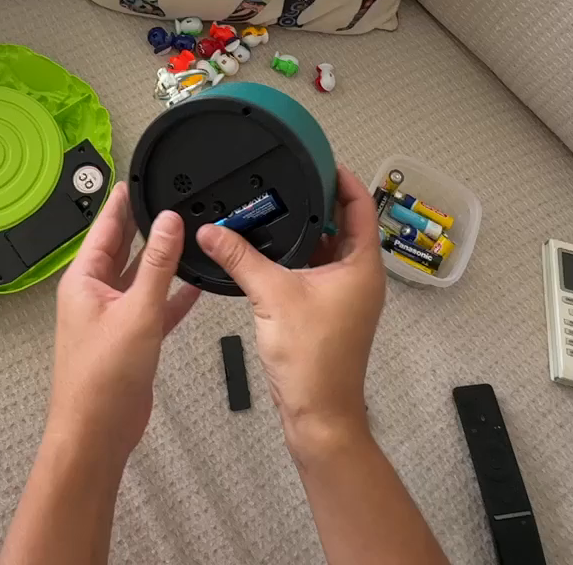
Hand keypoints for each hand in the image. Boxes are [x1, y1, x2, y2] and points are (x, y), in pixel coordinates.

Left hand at [47, 184, 202, 457]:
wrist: (97, 434)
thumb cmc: (102, 379)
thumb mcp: (137, 311)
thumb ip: (156, 265)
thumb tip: (168, 221)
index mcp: (84, 280)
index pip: (104, 228)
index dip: (121, 202)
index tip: (135, 179)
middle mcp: (95, 293)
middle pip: (121, 247)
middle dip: (142, 224)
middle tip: (163, 197)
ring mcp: (112, 315)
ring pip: (139, 275)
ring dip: (160, 258)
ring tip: (183, 232)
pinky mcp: (130, 337)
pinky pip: (152, 305)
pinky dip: (171, 294)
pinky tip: (192, 284)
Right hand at [195, 165, 384, 449]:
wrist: (318, 414)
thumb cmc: (311, 357)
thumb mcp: (272, 295)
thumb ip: (240, 257)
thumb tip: (211, 231)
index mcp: (361, 265)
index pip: (361, 206)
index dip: (343, 178)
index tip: (322, 158)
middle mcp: (360, 276)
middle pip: (345, 224)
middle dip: (318, 201)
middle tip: (290, 176)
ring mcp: (346, 294)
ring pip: (329, 248)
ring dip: (307, 229)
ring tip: (276, 204)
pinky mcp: (330, 309)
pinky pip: (317, 268)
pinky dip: (299, 254)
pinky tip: (272, 246)